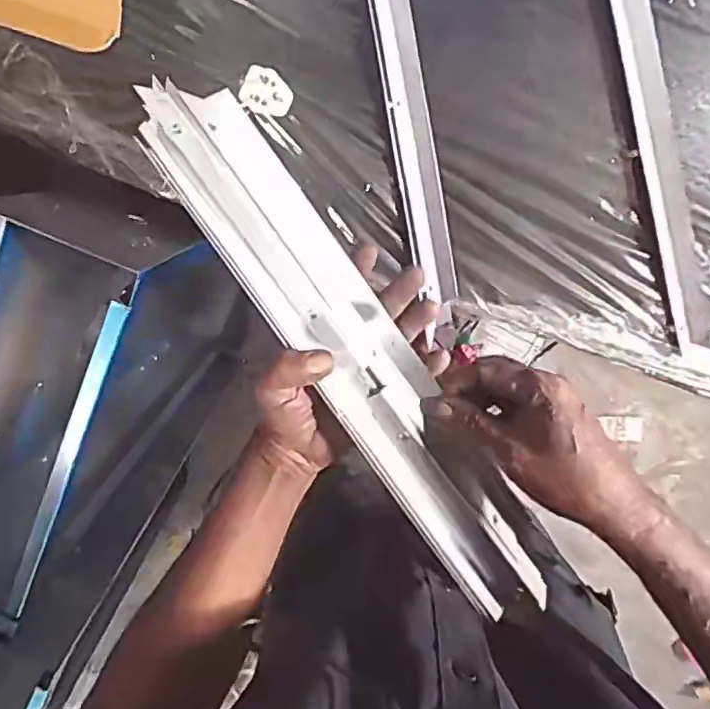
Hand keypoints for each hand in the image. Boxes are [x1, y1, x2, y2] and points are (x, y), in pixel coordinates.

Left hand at [250, 243, 451, 477]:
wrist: (299, 454)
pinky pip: (412, 375)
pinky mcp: (387, 392)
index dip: (355, 274)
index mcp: (323, 338)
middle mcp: (352, 347)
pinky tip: (436, 356)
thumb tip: (320, 358)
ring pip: (400, 338)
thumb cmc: (283, 416)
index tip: (369, 253)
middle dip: (399, 291)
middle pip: (379, 313)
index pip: (341, 301)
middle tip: (416, 275)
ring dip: (417, 323)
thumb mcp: (272, 389)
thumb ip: (286, 369)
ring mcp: (371, 368)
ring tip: (430, 309)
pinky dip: (427, 365)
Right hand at [424, 356, 657, 538]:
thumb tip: (440, 407)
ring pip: (511, 387)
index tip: (438, 399)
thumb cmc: (567, 479)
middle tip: (447, 409)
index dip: (457, 382)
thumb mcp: (509, 452)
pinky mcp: (563, 412)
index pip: (486, 368)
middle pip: (499, 373)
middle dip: (469, 388)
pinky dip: (503, 409)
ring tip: (465, 422)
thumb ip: (471, 424)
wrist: (613, 502)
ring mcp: (560, 396)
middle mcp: (551, 383)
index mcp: (539, 385)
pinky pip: (525, 399)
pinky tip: (491, 429)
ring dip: (485, 399)